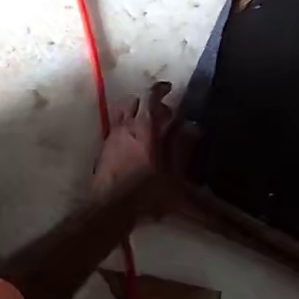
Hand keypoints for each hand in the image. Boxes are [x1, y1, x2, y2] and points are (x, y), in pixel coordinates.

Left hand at [91, 82, 196, 214]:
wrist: (110, 209)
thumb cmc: (146, 191)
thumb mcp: (174, 172)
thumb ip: (183, 146)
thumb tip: (193, 125)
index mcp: (144, 126)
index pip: (150, 96)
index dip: (160, 89)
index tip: (169, 89)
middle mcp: (125, 126)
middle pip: (135, 102)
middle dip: (150, 104)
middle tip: (164, 116)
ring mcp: (112, 137)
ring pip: (123, 114)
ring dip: (136, 115)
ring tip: (149, 129)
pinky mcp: (104, 150)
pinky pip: (116, 129)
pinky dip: (127, 129)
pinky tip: (137, 146)